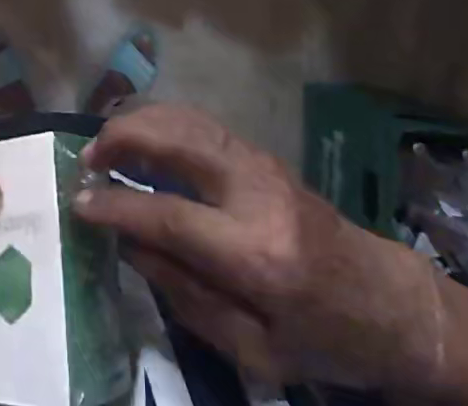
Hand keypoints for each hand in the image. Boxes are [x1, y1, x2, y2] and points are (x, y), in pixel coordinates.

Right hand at [73, 106, 443, 391]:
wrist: (390, 300)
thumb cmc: (324, 338)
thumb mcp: (256, 349)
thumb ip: (186, 295)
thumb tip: (128, 245)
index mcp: (257, 254)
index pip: (170, 217)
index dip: (116, 207)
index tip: (77, 203)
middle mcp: (257, 194)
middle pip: (178, 140)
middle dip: (123, 139)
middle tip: (86, 159)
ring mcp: (262, 164)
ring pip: (189, 119)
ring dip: (140, 122)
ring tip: (105, 146)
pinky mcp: (263, 154)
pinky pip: (202, 124)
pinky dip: (162, 121)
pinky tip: (141, 139)